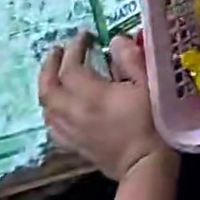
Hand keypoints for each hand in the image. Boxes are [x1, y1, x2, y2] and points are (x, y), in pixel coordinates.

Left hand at [38, 32, 170, 181]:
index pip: (71, 67)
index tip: (86, 35)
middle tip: (59, 49)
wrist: (146, 165)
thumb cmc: (152, 120)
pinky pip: (52, 125)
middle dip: (50, 65)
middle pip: (48, 88)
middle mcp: (74, 113)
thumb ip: (131, 59)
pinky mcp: (74, 146)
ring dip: (48, 87)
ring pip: (46, 108)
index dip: (75, 48)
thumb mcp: (149, 84)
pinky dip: (51, 110)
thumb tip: (115, 40)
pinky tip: (60, 106)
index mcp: (91, 96)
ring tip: (57, 73)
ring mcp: (71, 132)